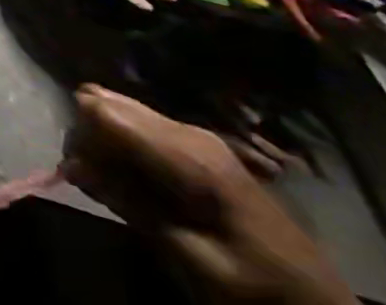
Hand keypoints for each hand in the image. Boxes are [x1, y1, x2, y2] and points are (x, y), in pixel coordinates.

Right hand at [65, 85, 355, 304]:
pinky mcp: (193, 144)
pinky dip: (119, 145)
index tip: (82, 175)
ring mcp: (191, 134)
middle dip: (87, 135)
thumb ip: (131, 206)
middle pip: (103, 100)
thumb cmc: (253, 281)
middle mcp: (186, 130)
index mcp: (187, 154)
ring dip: (101, 139)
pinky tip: (133, 179)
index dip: (80, 137)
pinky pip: (135, 124)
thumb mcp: (191, 258)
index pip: (101, 109)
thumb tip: (71, 167)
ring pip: (115, 107)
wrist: (314, 296)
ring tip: (112, 181)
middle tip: (95, 179)